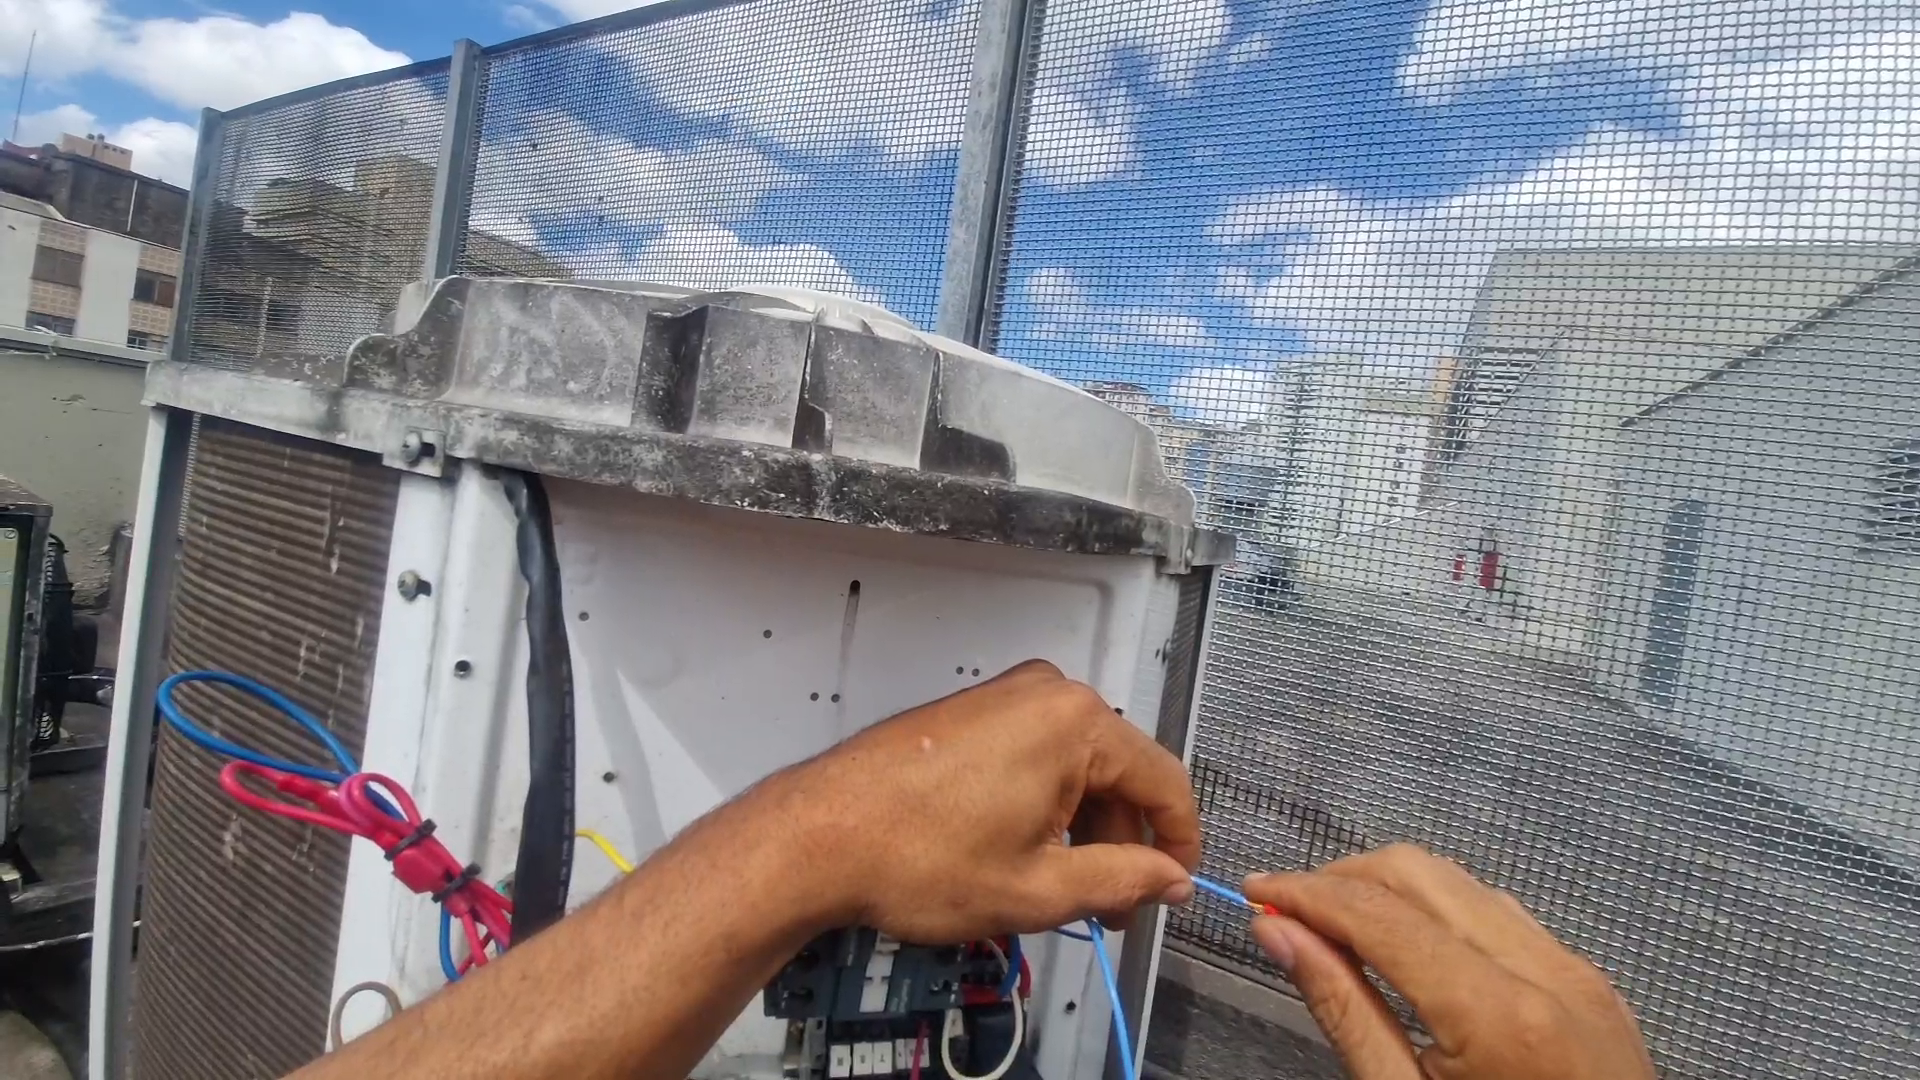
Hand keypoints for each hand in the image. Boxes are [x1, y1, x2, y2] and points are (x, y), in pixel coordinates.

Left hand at [758, 659, 1200, 943]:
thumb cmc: (921, 856)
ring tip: (1058, 884)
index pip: (1163, 780)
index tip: (1172, 885)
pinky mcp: (977, 707)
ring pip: (1077, 762)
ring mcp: (1006, 694)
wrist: (823, 831)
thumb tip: (1169, 877)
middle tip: (1106, 904)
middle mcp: (1046, 691)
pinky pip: (1038, 749)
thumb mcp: (1038, 888)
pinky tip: (1023, 845)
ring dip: (1081, 822)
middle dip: (1120, 839)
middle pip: (1118, 769)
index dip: (1178, 841)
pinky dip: (1046, 797)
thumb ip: (1122, 881)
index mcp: (1076, 722)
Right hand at [1244, 845, 1654, 1079]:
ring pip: (1452, 879)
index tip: (1252, 890)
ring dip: (1384, 887)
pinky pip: (1490, 908)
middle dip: (1340, 878)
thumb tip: (1274, 929)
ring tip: (1337, 927)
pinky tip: (1404, 945)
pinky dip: (1431, 907)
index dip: (1302, 891)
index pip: (1373, 910)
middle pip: (1413, 871)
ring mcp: (1574, 969)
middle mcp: (1543, 968)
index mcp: (1498, 1013)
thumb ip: (1342, 1009)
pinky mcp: (1587, 980)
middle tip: (1290, 912)